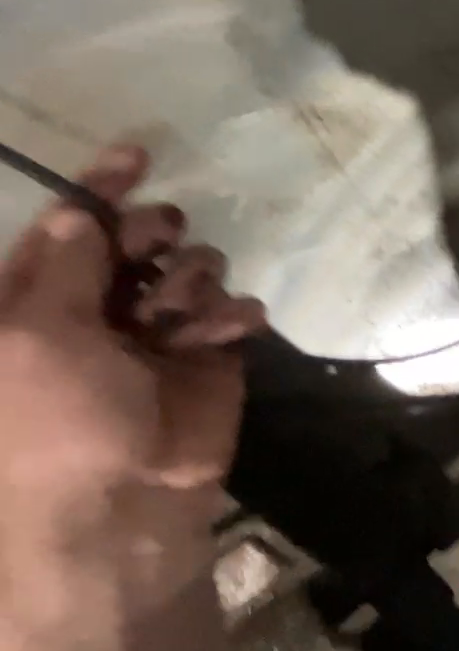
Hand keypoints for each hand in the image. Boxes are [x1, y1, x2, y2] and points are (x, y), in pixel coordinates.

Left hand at [0, 144, 264, 650]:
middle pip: (139, 240)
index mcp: (32, 305)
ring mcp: (156, 330)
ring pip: (195, 267)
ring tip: (182, 323)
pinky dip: (229, 318)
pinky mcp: (211, 348)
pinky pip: (235, 307)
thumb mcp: (34, 337)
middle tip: (160, 250)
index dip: (95, 190)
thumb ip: (62, 269)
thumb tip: (73, 211)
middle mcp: (94, 309)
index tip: (135, 153)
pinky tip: (219, 339)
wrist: (123, 497)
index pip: (64, 231)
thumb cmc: (50, 422)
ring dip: (193, 285)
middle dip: (156, 238)